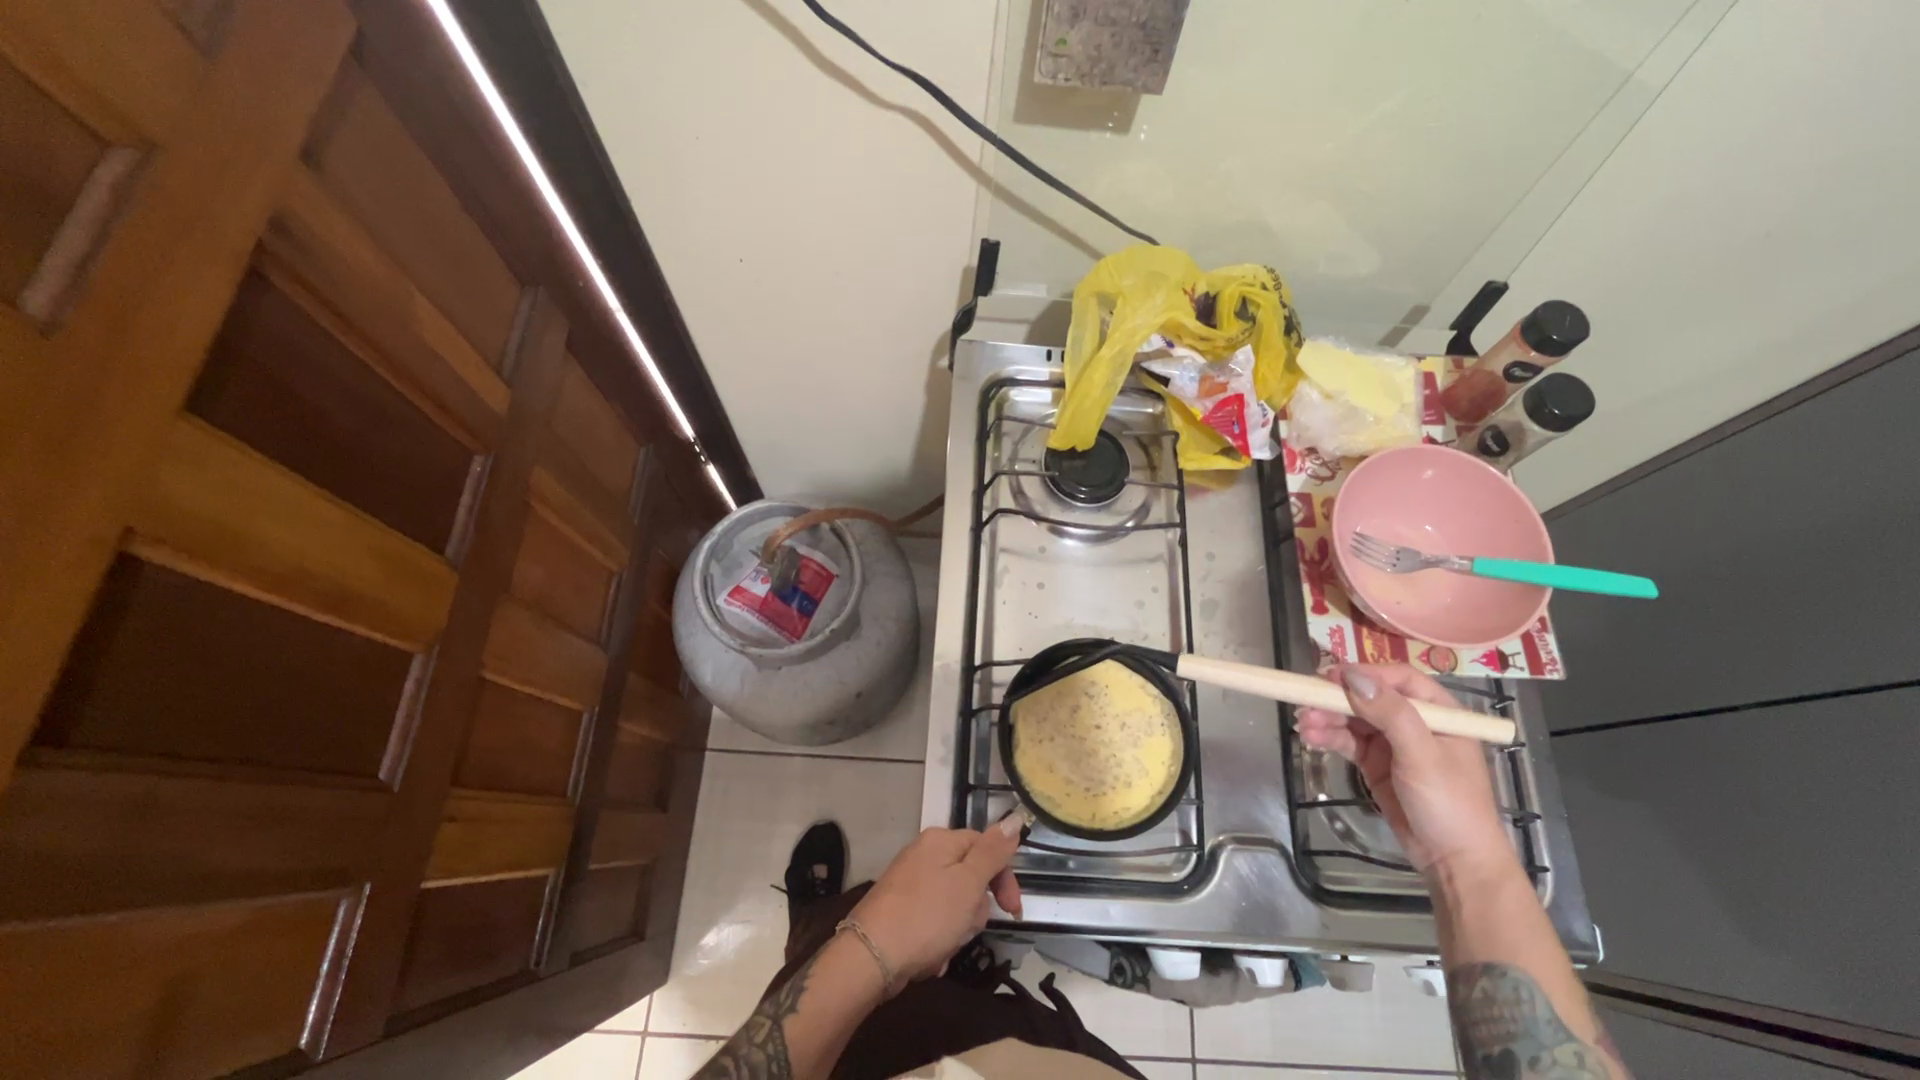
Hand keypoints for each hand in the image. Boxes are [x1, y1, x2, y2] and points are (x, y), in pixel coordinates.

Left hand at [847, 816, 1023, 991]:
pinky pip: (933, 921)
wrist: (870, 957)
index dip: (1003, 879)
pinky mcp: (900, 909)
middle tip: (965, 927)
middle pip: (970, 878)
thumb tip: (1015, 818)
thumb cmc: (927, 916)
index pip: (986, 848)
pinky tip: (931, 956)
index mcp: (941, 841)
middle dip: (975, 910)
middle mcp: (923, 854)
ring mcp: (909, 882)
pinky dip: (938, 940)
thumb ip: (993, 852)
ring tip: (944, 945)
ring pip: (954, 904)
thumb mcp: (968, 883)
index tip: (1011, 911)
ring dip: (957, 930)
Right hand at [1294, 664, 1513, 878]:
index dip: (1364, 674)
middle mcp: (1415, 722)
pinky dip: (1329, 738)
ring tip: (1301, 725)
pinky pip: (1348, 742)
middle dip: (1337, 699)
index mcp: (1439, 712)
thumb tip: (1352, 676)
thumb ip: (1390, 714)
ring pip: (1354, 719)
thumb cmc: (1450, 803)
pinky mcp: (1377, 765)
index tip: (1329, 677)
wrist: (1454, 861)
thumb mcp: (1422, 755)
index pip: (1397, 679)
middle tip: (1304, 701)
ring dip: (1327, 719)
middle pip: (1369, 697)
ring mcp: (1394, 744)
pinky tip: (1310, 738)